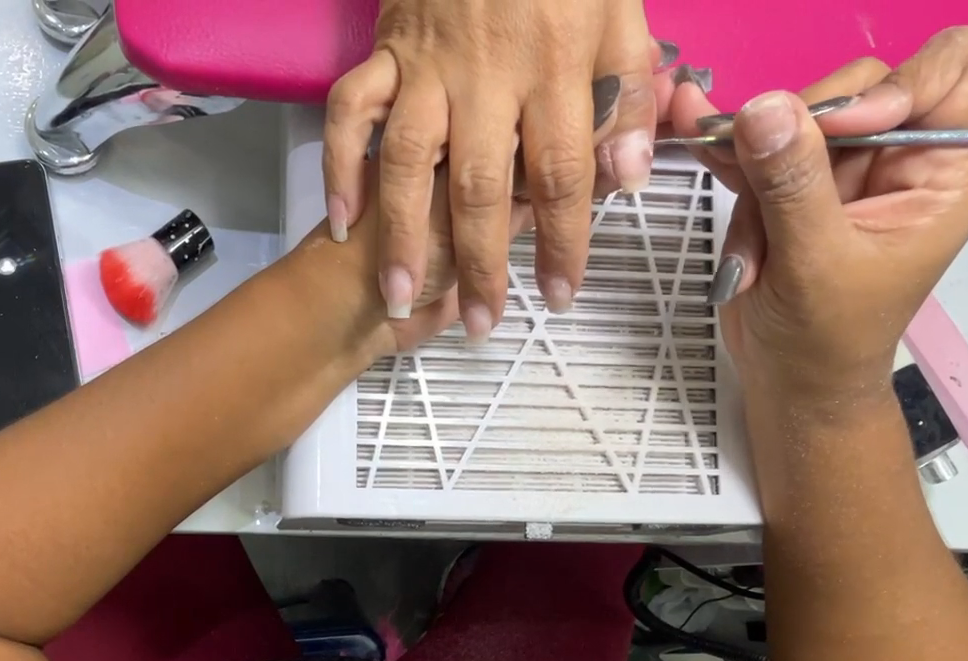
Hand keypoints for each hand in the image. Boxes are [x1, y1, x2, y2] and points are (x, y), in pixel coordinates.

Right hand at [322, 0, 670, 345]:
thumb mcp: (619, 13)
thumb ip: (626, 96)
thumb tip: (629, 179)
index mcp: (554, 68)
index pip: (564, 173)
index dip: (563, 242)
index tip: (559, 296)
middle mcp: (486, 79)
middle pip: (480, 186)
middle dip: (479, 263)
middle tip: (480, 324)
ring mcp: (426, 69)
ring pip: (406, 161)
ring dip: (399, 234)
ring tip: (397, 295)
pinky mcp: (384, 55)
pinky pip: (349, 112)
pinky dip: (338, 166)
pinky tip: (342, 223)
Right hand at [667, 28, 967, 407]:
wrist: (788, 382)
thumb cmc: (825, 339)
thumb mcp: (814, 262)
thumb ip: (792, 185)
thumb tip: (761, 108)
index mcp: (948, 167)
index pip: (946, 72)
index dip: (887, 88)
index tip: (830, 132)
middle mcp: (901, 155)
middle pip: (857, 89)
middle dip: (800, 137)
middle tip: (760, 178)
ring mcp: (843, 170)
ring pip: (795, 121)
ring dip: (755, 175)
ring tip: (749, 251)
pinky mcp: (793, 186)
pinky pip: (760, 149)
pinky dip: (729, 158)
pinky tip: (698, 143)